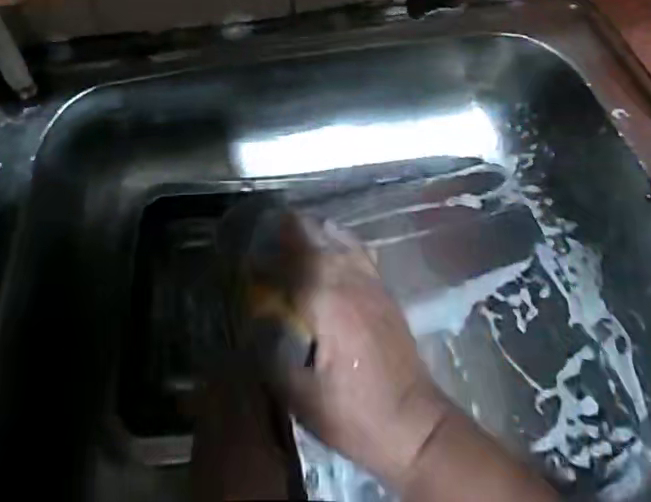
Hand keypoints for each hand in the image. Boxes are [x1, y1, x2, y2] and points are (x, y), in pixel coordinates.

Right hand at [254, 215, 451, 491]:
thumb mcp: (298, 395)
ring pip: (337, 236)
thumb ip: (269, 353)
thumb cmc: (351, 413)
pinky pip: (355, 247)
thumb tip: (250, 322)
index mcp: (326, 298)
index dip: (262, 254)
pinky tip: (325, 247)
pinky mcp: (382, 286)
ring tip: (286, 233)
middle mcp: (349, 277)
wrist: (411, 420)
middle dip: (285, 231)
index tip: (240, 253)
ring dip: (311, 231)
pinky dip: (335, 239)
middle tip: (258, 233)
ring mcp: (370, 278)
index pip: (287, 260)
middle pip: (313, 237)